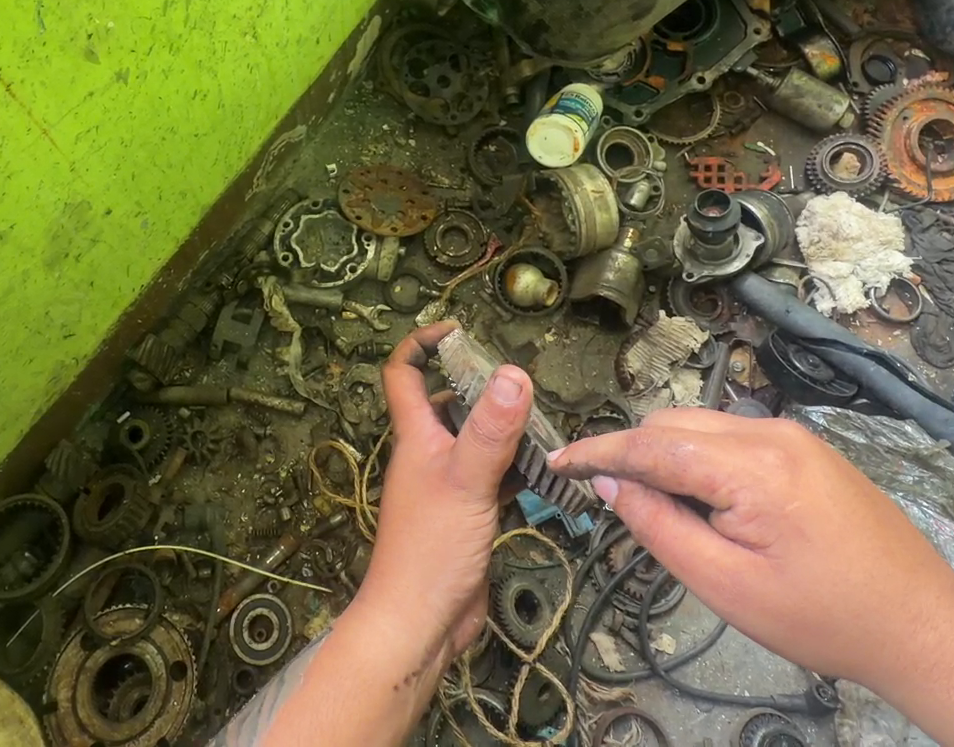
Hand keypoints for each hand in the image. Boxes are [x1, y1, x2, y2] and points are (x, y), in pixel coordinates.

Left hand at [355, 321, 532, 663]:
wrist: (420, 623)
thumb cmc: (431, 547)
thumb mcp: (465, 480)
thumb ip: (490, 431)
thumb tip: (514, 373)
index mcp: (416, 435)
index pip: (404, 374)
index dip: (421, 344)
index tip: (457, 329)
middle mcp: (429, 453)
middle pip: (449, 403)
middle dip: (480, 385)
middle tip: (524, 380)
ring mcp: (449, 484)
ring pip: (477, 441)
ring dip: (505, 428)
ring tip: (547, 419)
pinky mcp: (469, 513)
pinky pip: (495, 476)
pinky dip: (517, 467)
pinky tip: (549, 467)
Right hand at [547, 408, 953, 685]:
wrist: (926, 628)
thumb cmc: (823, 619)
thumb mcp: (727, 588)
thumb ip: (660, 528)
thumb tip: (612, 484)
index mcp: (754, 468)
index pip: (651, 445)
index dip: (597, 452)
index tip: (556, 461)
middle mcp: (771, 433)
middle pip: (671, 425)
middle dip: (630, 453)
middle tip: (610, 497)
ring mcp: (791, 434)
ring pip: (697, 425)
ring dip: (664, 454)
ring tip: (660, 506)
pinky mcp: (803, 446)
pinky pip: (728, 435)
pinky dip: (697, 456)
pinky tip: (703, 498)